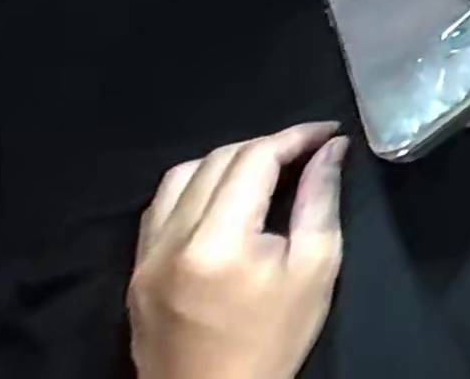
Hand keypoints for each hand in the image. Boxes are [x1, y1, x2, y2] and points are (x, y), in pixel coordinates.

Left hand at [129, 123, 348, 378]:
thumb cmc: (275, 337)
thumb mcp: (316, 264)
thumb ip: (322, 196)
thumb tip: (333, 146)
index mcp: (219, 241)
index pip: (256, 158)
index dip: (297, 136)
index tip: (331, 132)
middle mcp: (173, 241)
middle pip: (221, 158)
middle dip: (271, 143)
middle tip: (309, 150)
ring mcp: (146, 257)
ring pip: (185, 173)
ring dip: (232, 159)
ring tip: (268, 168)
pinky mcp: (136, 271)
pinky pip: (161, 204)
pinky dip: (198, 183)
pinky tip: (227, 193)